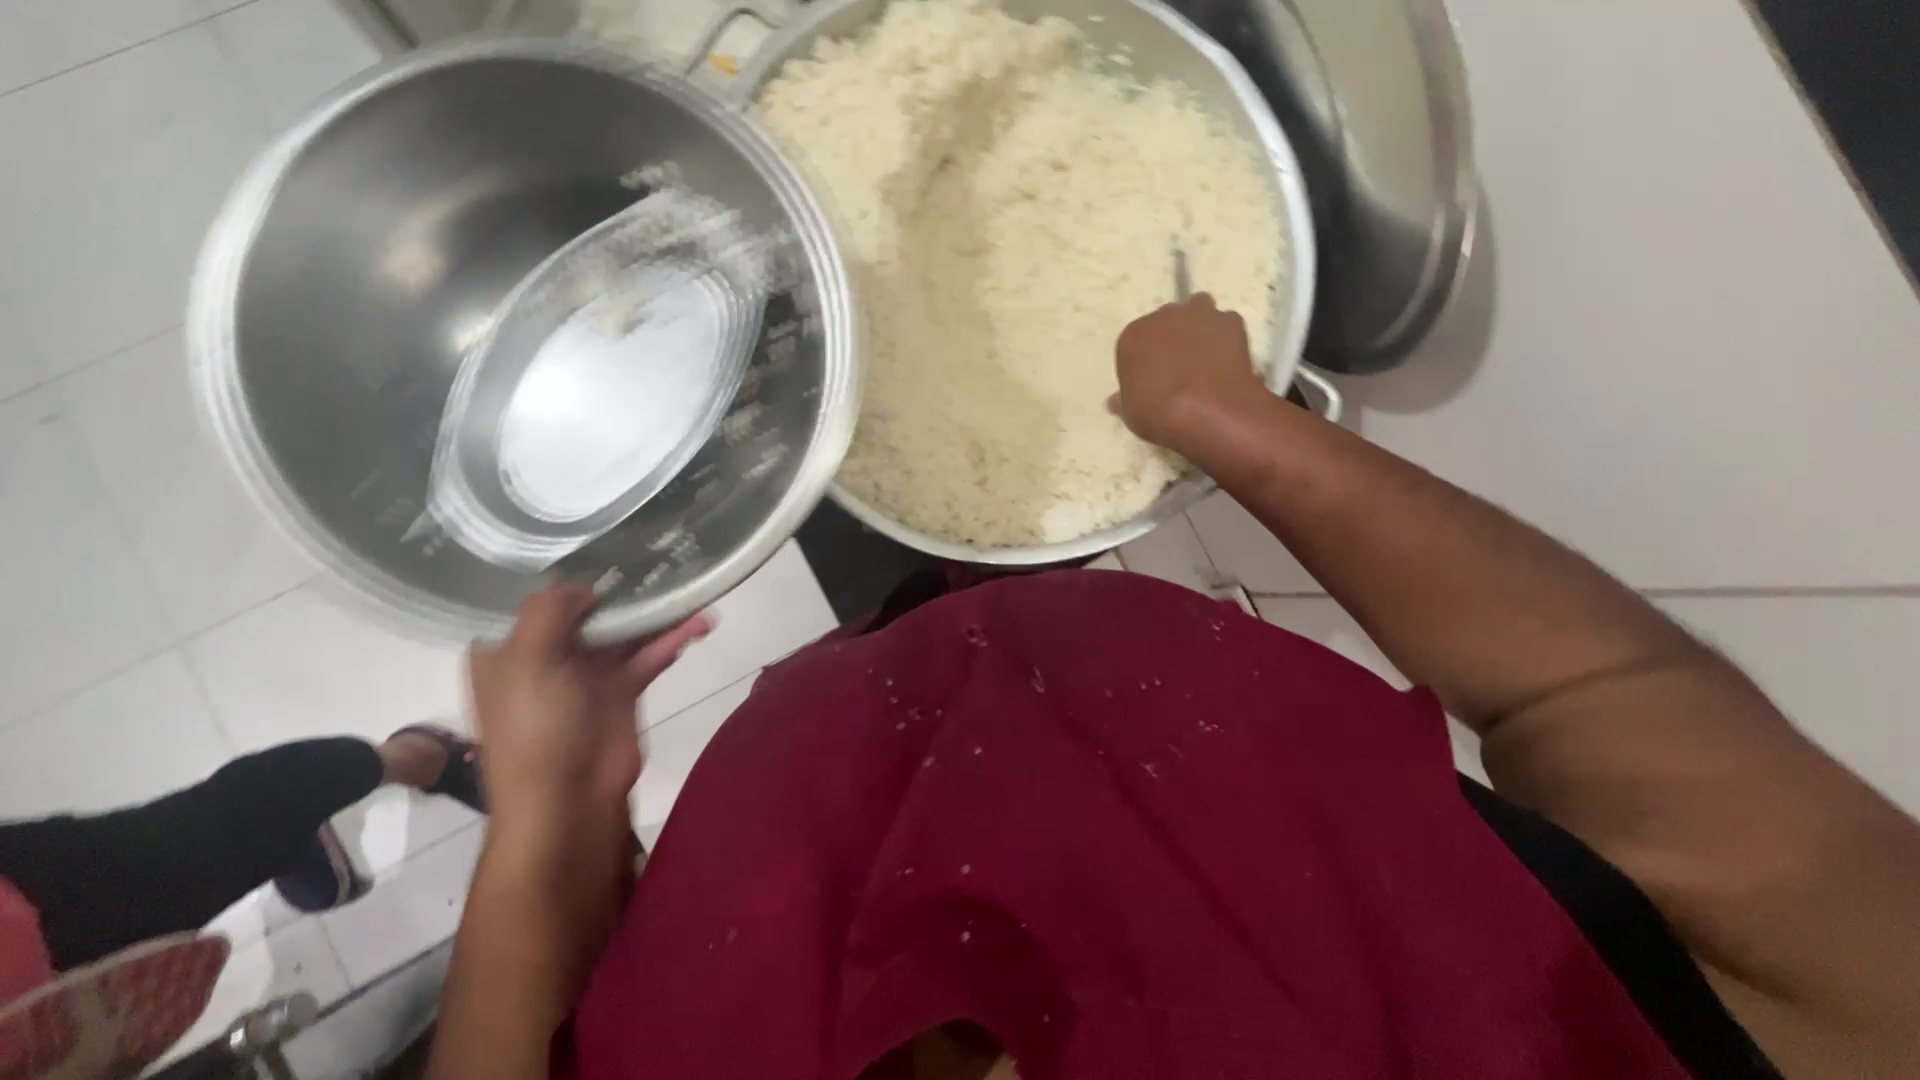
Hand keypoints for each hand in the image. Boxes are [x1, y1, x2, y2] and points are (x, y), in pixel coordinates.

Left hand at [453, 588, 710, 1041]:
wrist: (568, 803)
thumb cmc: (535, 731)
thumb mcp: (526, 662)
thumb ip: (549, 611)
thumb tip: (586, 585)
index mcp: (506, 647)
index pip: (531, 594)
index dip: (562, 565)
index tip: (595, 530)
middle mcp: (544, 654)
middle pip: (587, 607)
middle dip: (621, 583)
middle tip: (658, 547)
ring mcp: (585, 674)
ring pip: (624, 629)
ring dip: (655, 610)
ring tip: (693, 582)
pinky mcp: (621, 692)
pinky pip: (648, 655)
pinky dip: (672, 638)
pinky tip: (700, 622)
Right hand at [1110, 293, 1265, 449]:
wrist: (1207, 410)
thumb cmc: (1158, 413)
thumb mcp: (1131, 414)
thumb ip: (1124, 400)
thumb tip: (1114, 401)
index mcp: (1132, 336)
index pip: (1136, 342)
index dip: (1146, 358)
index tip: (1153, 377)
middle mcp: (1163, 317)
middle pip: (1166, 321)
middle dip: (1172, 337)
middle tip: (1180, 366)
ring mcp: (1198, 315)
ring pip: (1198, 309)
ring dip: (1199, 324)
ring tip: (1205, 353)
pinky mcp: (1229, 321)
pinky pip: (1226, 323)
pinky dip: (1226, 336)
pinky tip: (1228, 358)